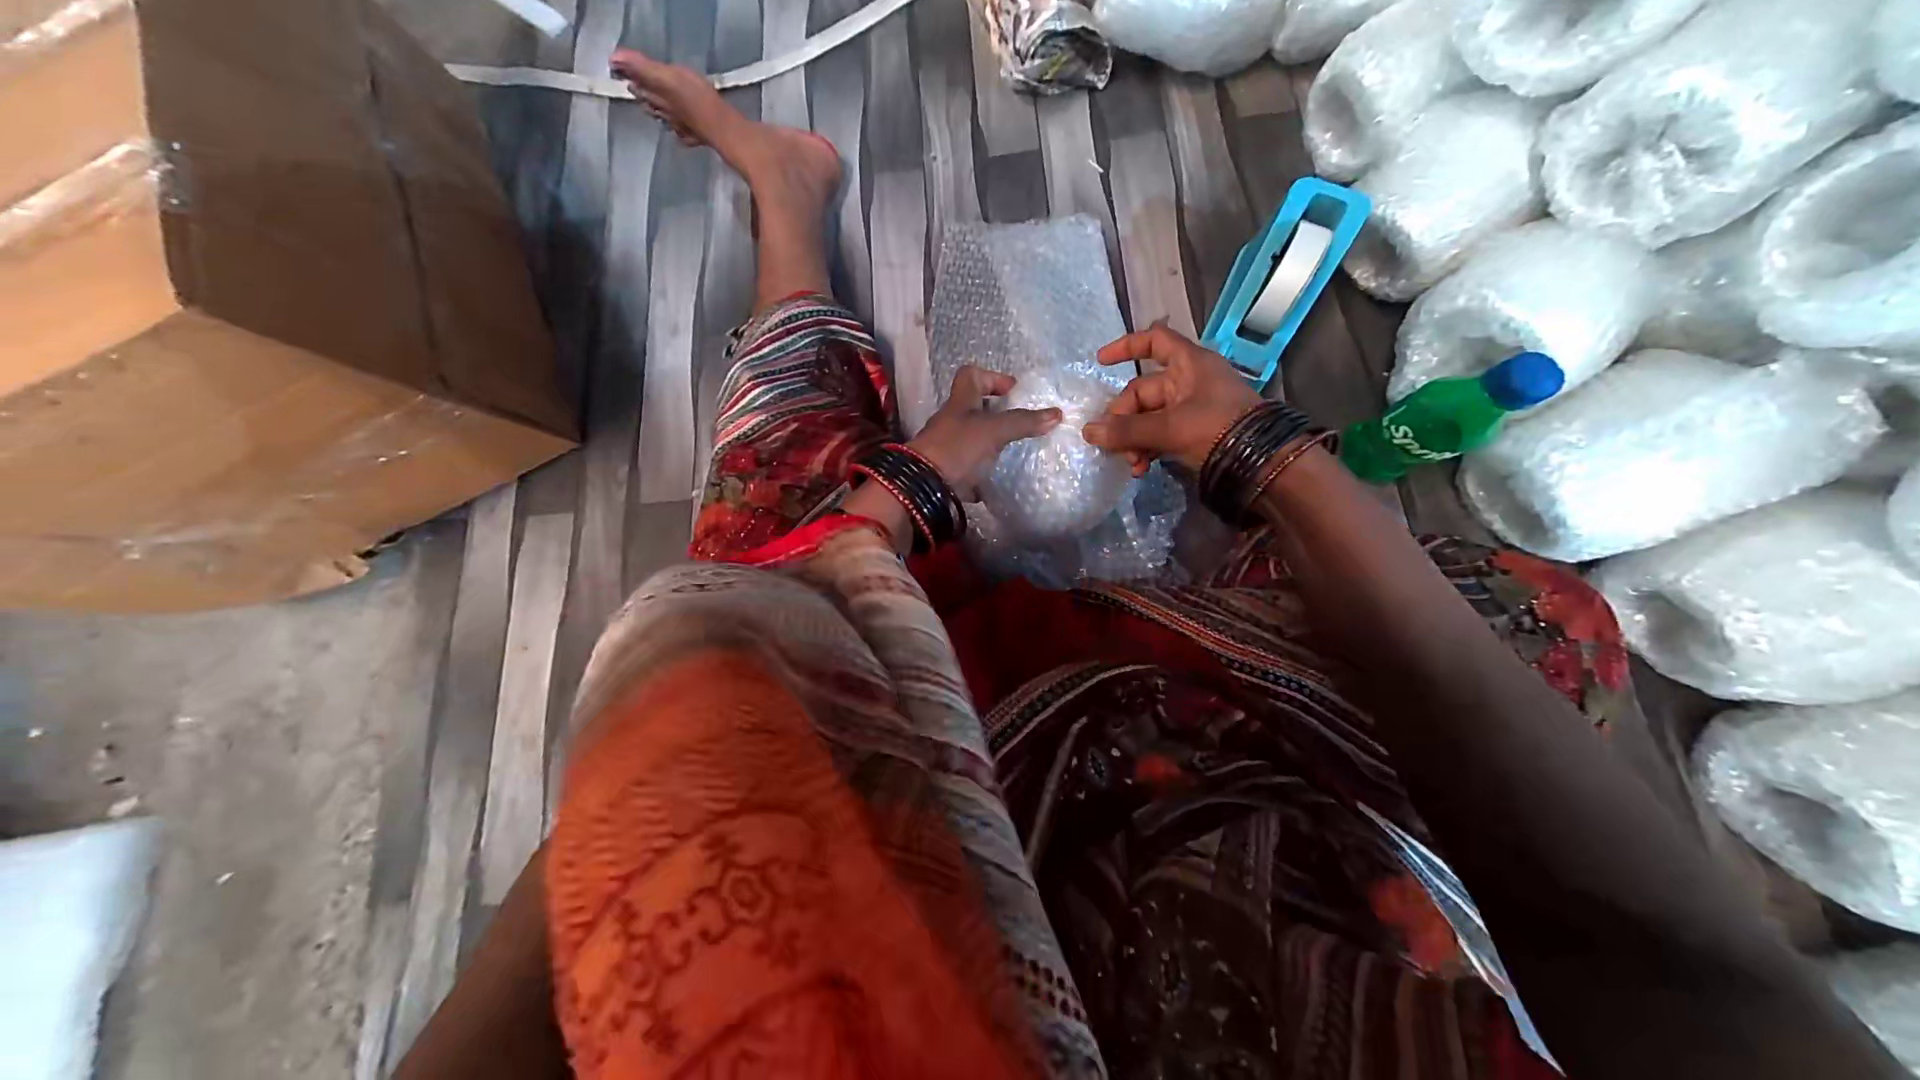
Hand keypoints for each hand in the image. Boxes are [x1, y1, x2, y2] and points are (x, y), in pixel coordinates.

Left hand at [908, 365, 1062, 498]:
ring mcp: (948, 447)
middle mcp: (952, 421)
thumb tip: (1056, 413)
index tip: (1013, 391)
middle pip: (974, 408)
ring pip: (973, 437)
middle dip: (998, 413)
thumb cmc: (957, 448)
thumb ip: (1023, 422)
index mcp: (960, 402)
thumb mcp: (994, 431)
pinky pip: (970, 466)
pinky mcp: (949, 471)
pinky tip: (1001, 476)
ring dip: (993, 442)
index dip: (993, 377)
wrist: (924, 487)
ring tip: (1015, 450)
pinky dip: (985, 470)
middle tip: (1021, 423)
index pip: (972, 375)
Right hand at [1081, 324, 1261, 474]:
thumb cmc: (1218, 429)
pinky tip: (1140, 468)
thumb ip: (1127, 430)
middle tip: (1113, 443)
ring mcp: (1192, 408)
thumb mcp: (1170, 428)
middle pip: (1142, 392)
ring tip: (1130, 463)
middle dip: (1124, 419)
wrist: (1262, 462)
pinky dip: (1148, 449)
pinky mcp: (1194, 433)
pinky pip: (1160, 435)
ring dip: (1134, 440)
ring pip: (1149, 418)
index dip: (1126, 347)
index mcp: (1188, 365)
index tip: (1100, 362)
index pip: (1154, 342)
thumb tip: (1089, 431)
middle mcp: (1189, 381)